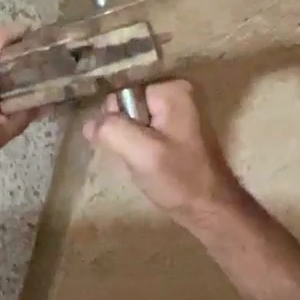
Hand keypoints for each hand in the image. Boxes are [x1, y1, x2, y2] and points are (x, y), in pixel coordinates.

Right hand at [82, 79, 246, 220]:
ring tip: (144, 162)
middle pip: (124, 106)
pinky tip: (149, 162)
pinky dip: (138, 147)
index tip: (131, 146)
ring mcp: (176, 110)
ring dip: (129, 143)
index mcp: (171, 90)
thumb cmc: (180, 181)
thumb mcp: (141, 153)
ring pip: (129, 121)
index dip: (117, 122)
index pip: (120, 95)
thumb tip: (90, 124)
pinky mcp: (173, 128)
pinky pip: (140, 130)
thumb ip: (112, 130)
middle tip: (138, 156)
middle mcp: (176, 92)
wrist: (209, 209)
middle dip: (123, 132)